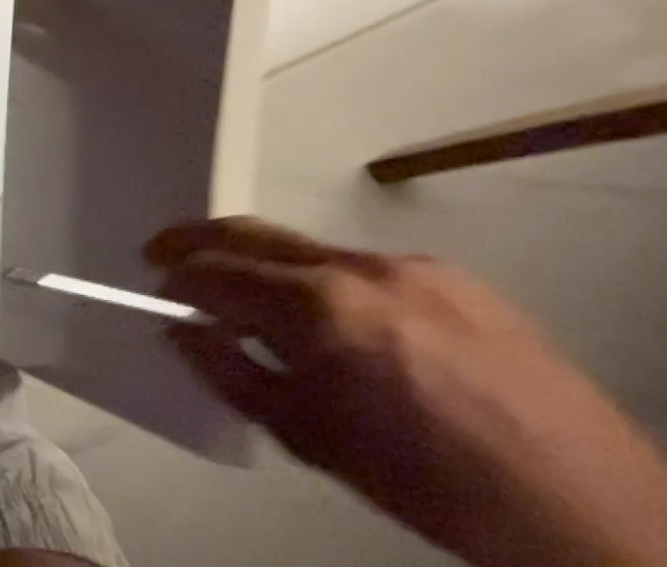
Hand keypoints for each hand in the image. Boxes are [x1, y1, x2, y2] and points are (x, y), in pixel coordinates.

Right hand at [148, 218, 666, 566]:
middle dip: (199, 240)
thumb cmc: (425, 481)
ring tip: (256, 303)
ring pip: (310, 249)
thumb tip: (185, 330)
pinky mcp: (457, 279)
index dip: (177, 277)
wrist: (585, 508)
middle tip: (164, 254)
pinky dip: (330, 283)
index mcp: (317, 307)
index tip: (157, 288)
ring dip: (269, 266)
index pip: (216, 271)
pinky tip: (343, 326)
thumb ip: (230, 370)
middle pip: (254, 232)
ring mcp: (413, 267)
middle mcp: (359, 267)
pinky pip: (367, 268)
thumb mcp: (306, 435)